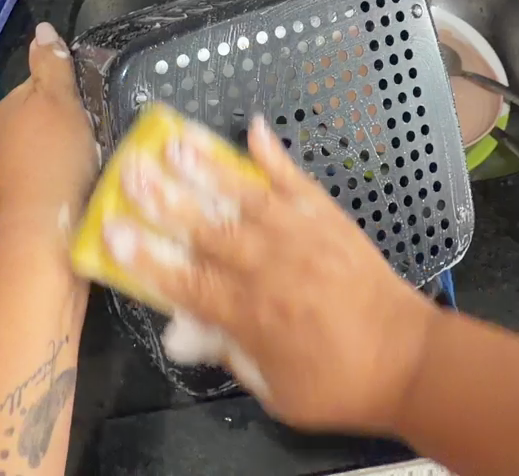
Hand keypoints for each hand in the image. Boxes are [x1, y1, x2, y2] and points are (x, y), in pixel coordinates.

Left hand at [0, 22, 97, 244]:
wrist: (46, 229)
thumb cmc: (56, 157)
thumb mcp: (60, 101)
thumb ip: (52, 65)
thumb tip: (42, 28)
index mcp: (11, 106)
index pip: (45, 79)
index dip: (73, 86)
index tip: (95, 98)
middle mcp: (6, 134)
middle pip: (51, 111)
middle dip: (76, 116)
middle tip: (101, 125)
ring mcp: (15, 166)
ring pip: (55, 142)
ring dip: (77, 144)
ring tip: (100, 152)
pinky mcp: (30, 193)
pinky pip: (57, 168)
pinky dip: (73, 169)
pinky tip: (89, 177)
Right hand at [104, 119, 437, 434]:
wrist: (405, 357)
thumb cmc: (337, 383)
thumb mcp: (274, 390)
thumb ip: (228, 353)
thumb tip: (183, 329)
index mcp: (250, 314)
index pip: (185, 280)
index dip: (145, 256)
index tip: (112, 228)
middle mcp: (268, 266)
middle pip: (207, 228)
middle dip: (165, 198)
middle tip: (132, 168)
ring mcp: (298, 234)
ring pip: (243, 196)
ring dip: (207, 168)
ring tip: (176, 139)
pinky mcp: (325, 216)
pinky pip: (294, 180)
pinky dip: (274, 153)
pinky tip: (254, 127)